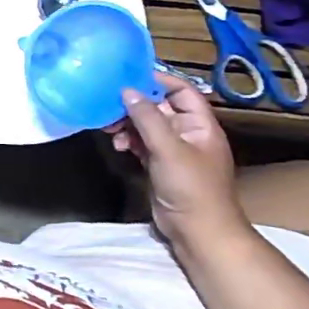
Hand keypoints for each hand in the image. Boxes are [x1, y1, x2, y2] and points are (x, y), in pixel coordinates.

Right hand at [113, 72, 245, 244]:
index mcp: (200, 125)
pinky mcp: (160, 165)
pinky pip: (141, 143)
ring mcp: (173, 150)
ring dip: (128, 123)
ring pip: (147, 125)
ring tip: (108, 126)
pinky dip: (128, 140)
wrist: (199, 232)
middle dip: (135, 104)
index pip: (182, 90)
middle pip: (160, 106)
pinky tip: (117, 144)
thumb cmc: (191, 187)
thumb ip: (148, 118)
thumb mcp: (169, 149)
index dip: (159, 80)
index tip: (129, 75)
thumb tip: (128, 91)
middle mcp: (187, 133)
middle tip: (109, 102)